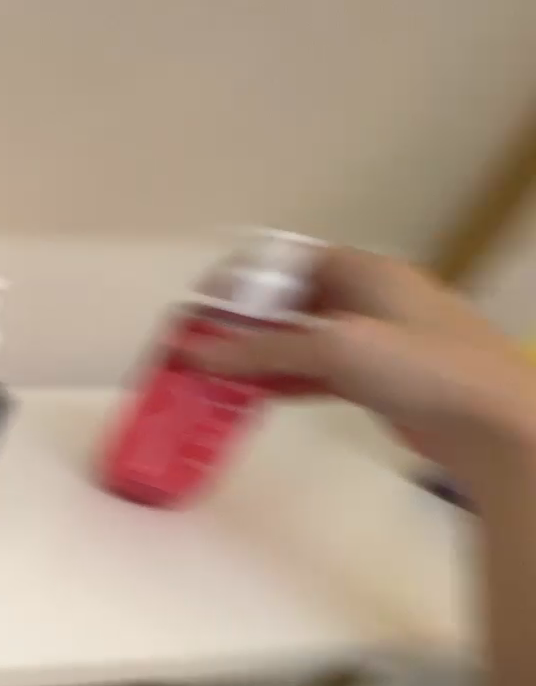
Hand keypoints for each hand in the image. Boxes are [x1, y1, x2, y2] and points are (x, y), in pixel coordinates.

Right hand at [191, 246, 535, 484]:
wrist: (493, 424)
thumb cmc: (422, 367)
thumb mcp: (335, 347)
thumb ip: (259, 350)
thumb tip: (191, 354)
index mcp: (367, 276)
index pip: (293, 261)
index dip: (245, 276)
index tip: (202, 302)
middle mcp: (366, 302)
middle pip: (287, 303)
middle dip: (237, 322)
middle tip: (194, 344)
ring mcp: (369, 342)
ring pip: (292, 341)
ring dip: (248, 357)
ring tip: (205, 374)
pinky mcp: (367, 379)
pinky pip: (305, 373)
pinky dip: (272, 382)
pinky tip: (242, 397)